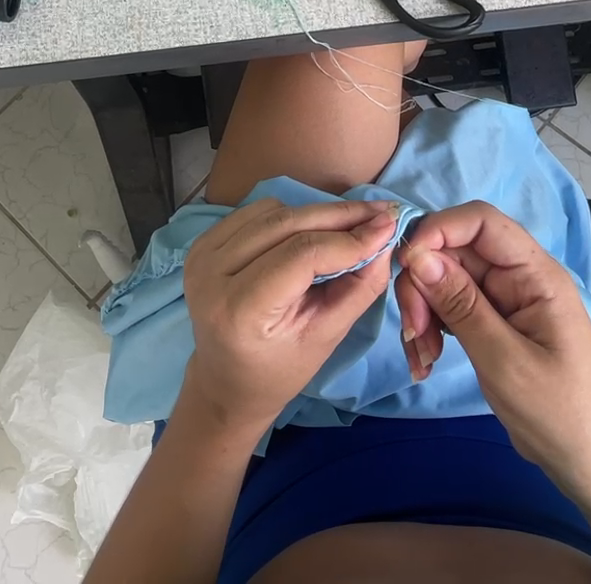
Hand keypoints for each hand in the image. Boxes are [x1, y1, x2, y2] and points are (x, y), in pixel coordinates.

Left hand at [180, 198, 398, 433]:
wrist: (225, 380)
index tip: (389, 226)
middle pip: (285, 224)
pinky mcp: (201, 243)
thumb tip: (385, 237)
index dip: (348, 237)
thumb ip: (359, 288)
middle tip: (380, 211)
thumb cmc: (279, 370)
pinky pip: (254, 213)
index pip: (301, 255)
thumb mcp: (326, 338)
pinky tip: (312, 229)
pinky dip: (289, 215)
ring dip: (315, 213)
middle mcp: (211, 273)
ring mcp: (201, 254)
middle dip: (338, 215)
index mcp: (239, 309)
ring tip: (351, 225)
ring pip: (271, 211)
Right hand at [394, 201, 590, 505]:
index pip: (481, 221)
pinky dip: (429, 329)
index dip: (438, 230)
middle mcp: (518, 278)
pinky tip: (425, 361)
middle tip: (412, 330)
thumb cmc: (560, 414)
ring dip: (422, 311)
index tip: (406, 264)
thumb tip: (416, 254)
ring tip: (420, 356)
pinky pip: (447, 308)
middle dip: (422, 283)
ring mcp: (503, 300)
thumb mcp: (504, 360)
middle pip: (453, 251)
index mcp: (536, 275)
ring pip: (443, 279)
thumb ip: (460, 304)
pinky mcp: (490, 323)